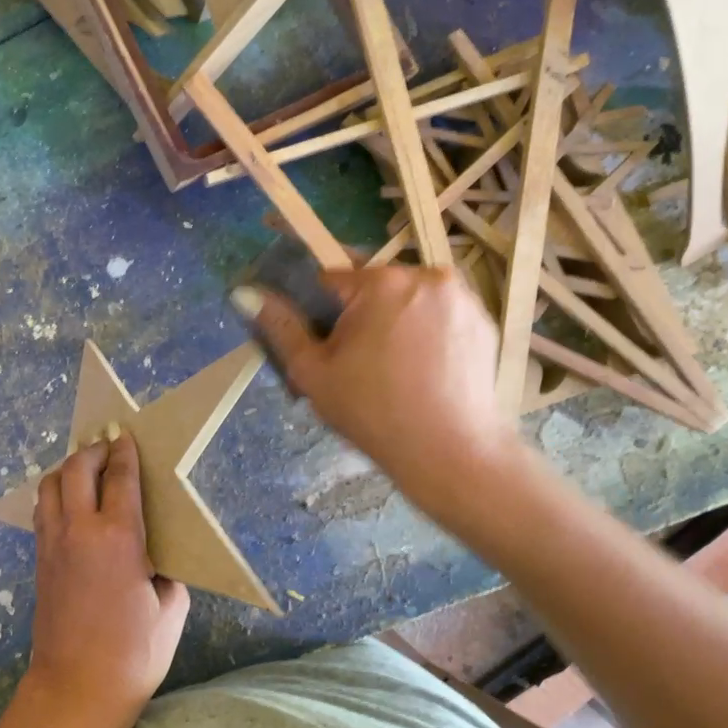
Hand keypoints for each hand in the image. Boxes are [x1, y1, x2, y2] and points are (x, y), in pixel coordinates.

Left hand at [22, 434, 189, 725]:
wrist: (77, 684)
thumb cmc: (134, 652)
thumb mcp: (170, 607)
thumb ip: (164, 569)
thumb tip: (152, 554)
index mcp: (118, 536)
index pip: (119, 477)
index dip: (125, 453)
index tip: (127, 436)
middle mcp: (78, 529)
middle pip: (76, 469)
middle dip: (92, 451)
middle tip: (107, 446)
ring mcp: (52, 542)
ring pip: (48, 485)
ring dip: (66, 469)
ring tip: (85, 471)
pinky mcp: (39, 558)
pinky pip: (42, 510)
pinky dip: (54, 495)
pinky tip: (69, 504)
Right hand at [243, 266, 524, 507]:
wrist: (452, 451)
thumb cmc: (371, 410)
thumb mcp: (311, 370)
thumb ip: (279, 325)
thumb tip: (244, 292)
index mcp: (380, 282)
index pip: (328, 276)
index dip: (315, 308)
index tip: (319, 343)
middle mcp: (426, 276)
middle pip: (371, 285)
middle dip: (356, 314)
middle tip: (350, 362)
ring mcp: (461, 297)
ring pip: (405, 299)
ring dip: (389, 321)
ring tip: (384, 369)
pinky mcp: (483, 321)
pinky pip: (436, 314)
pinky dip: (421, 332)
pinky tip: (416, 371)